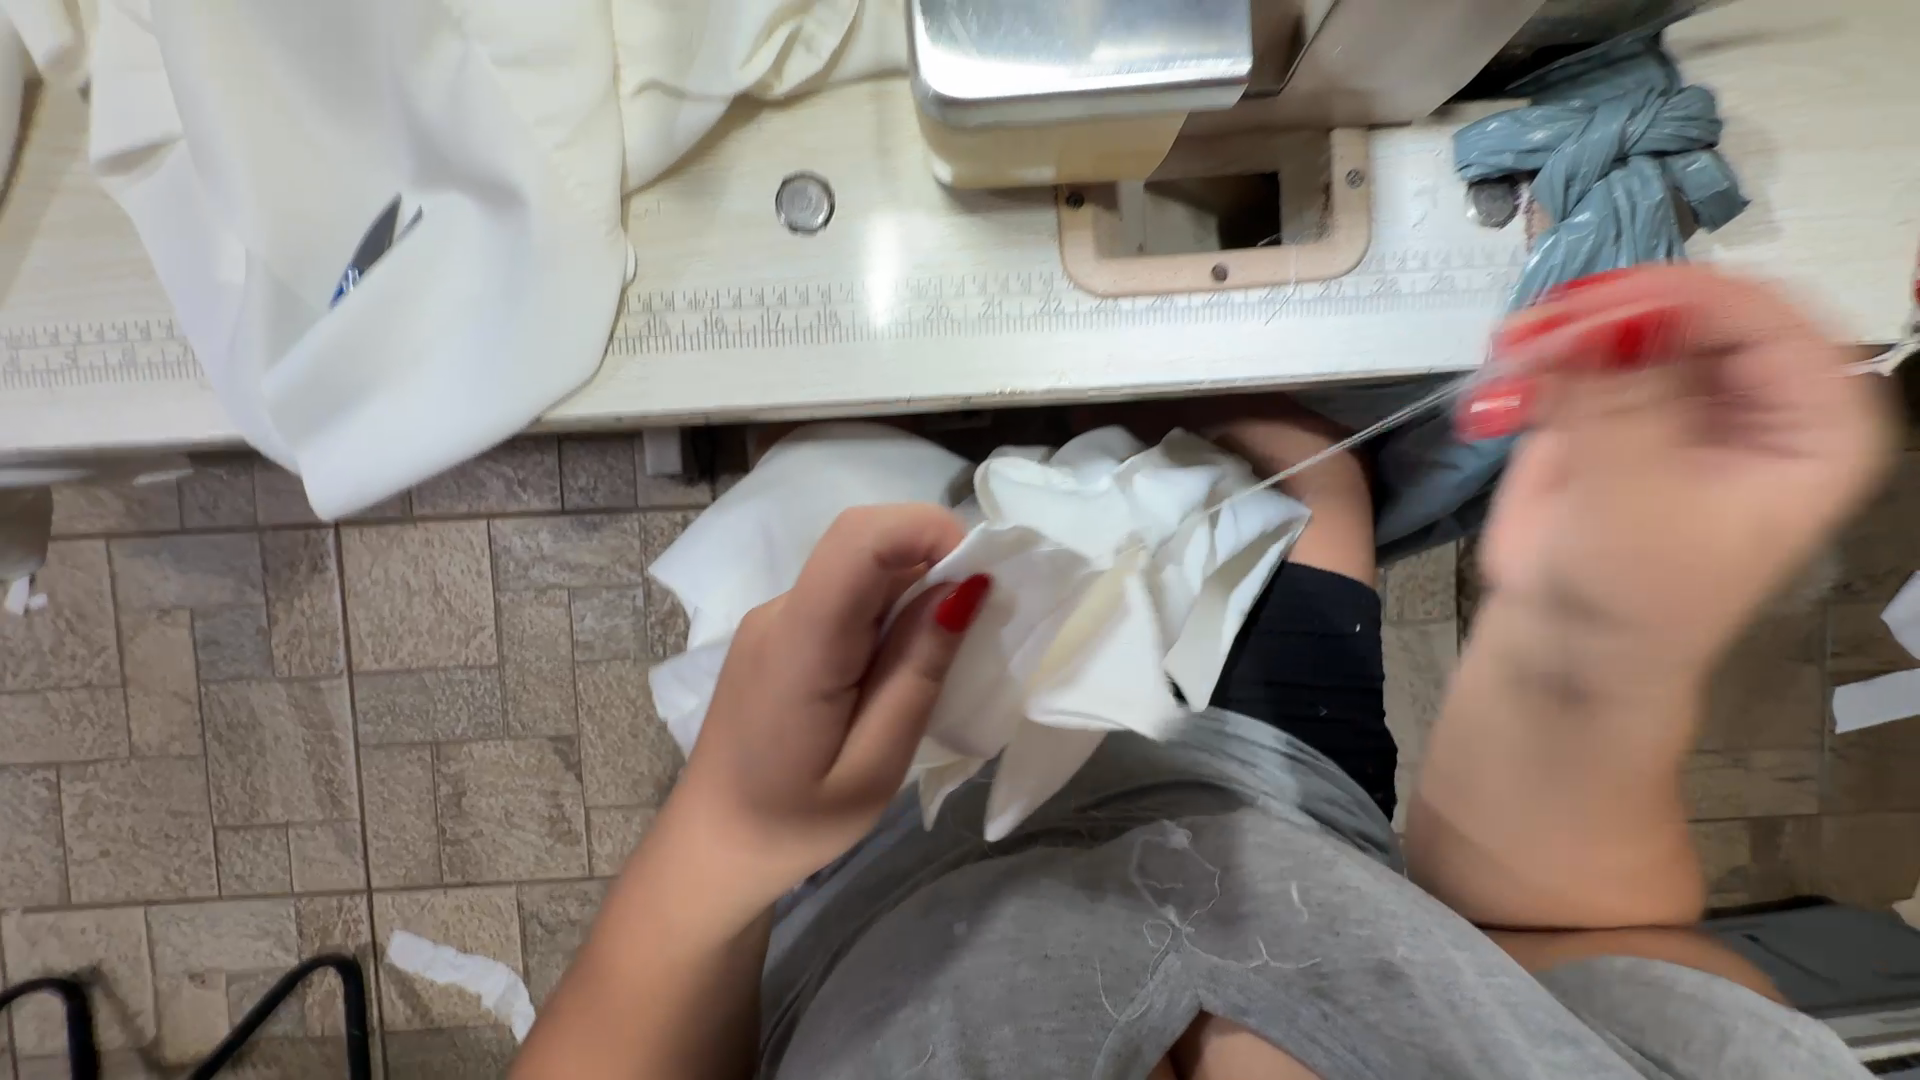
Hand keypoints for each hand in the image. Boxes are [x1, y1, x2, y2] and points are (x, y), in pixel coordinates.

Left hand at [659, 504, 990, 912]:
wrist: (713, 847)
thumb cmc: (796, 822)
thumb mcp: (875, 764)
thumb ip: (918, 670)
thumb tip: (964, 587)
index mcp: (802, 642)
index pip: (860, 538)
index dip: (928, 530)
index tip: (981, 577)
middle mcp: (781, 611)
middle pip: (865, 546)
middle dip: (934, 563)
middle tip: (975, 627)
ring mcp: (775, 619)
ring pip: (859, 571)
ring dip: (914, 591)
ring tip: (940, 659)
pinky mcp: (780, 634)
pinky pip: (844, 598)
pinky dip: (888, 612)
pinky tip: (898, 668)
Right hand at [1466, 265, 1893, 678]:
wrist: (1570, 641)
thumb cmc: (1635, 595)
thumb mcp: (1637, 506)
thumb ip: (1618, 410)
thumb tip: (1592, 325)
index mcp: (1809, 421)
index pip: (1761, 323)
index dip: (1677, 304)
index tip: (1587, 312)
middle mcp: (1747, 397)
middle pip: (1686, 315)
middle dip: (1605, 316)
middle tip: (1530, 332)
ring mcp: (1667, 400)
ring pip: (1621, 330)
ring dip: (1556, 335)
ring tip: (1502, 353)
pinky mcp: (1599, 412)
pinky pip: (1569, 364)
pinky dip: (1528, 365)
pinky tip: (1497, 387)